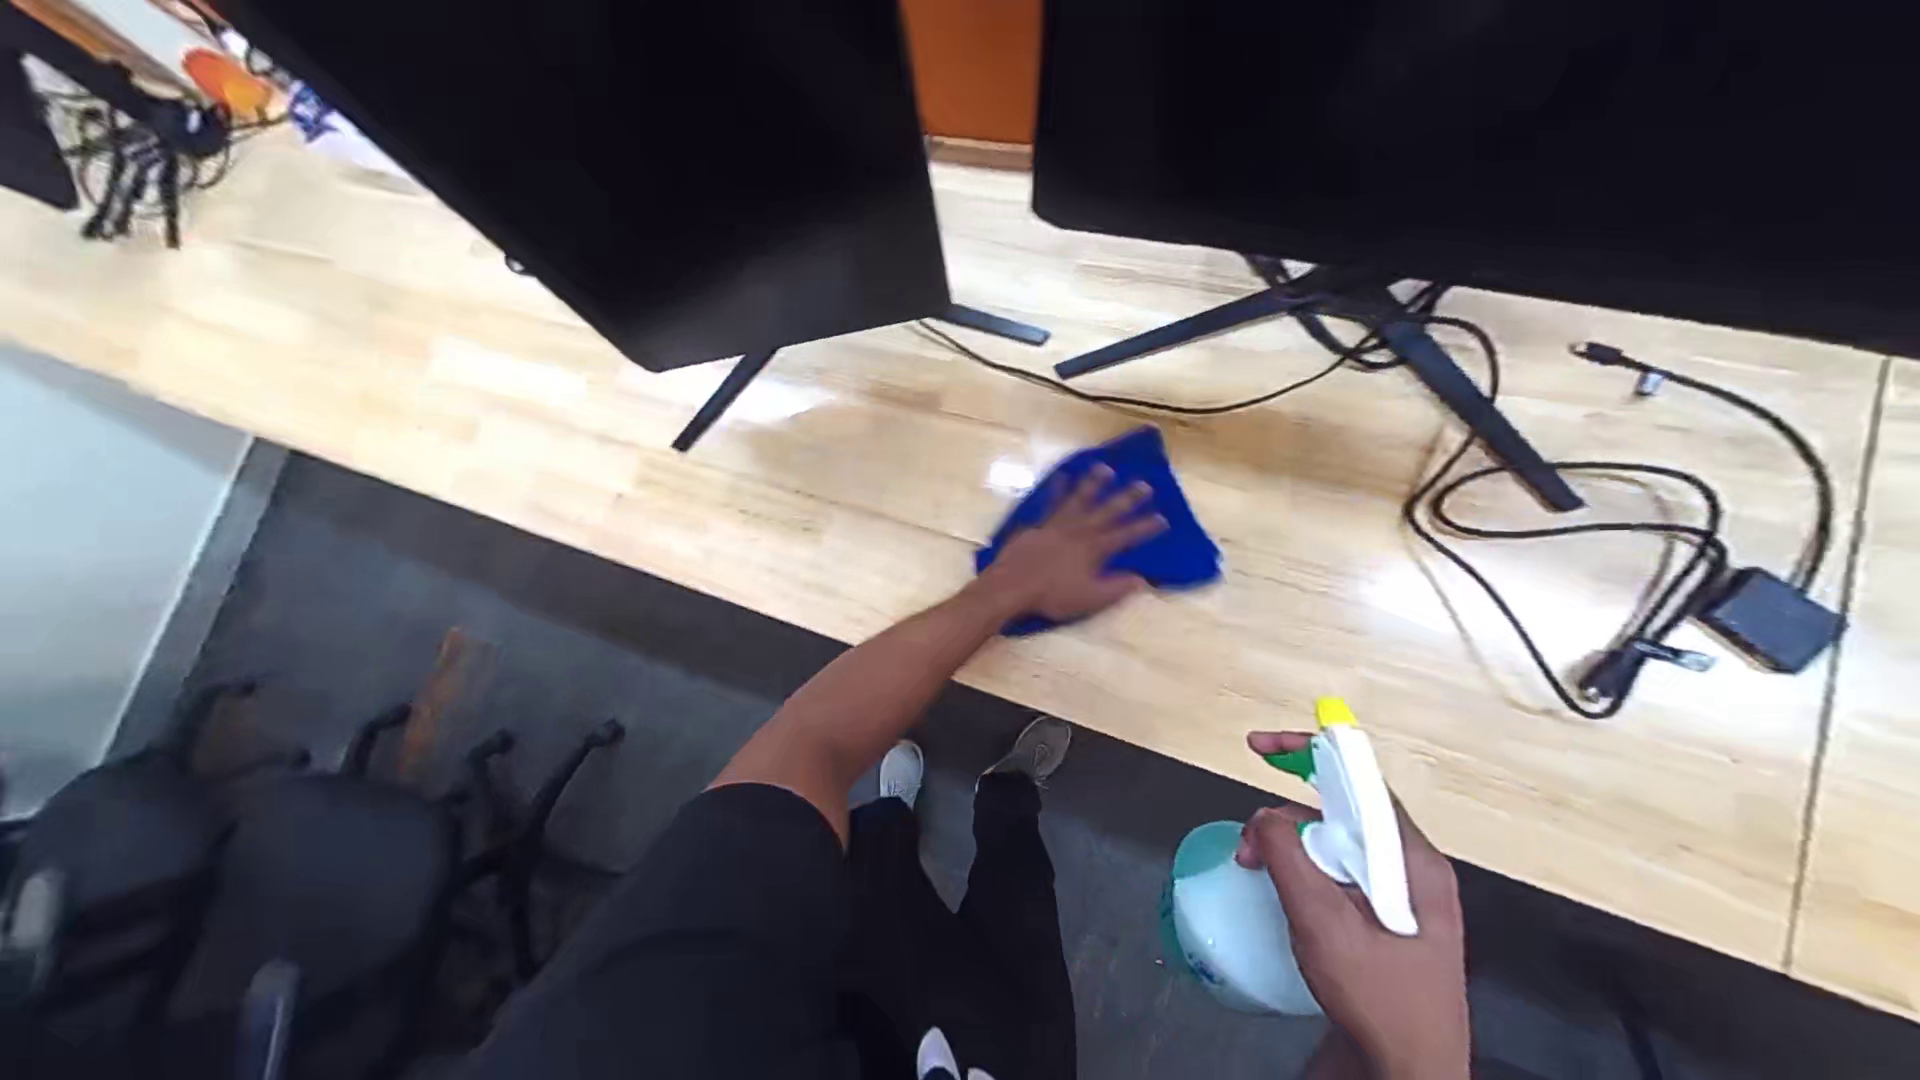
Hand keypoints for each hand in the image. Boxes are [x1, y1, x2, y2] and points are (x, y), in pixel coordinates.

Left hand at [974, 464, 1166, 621]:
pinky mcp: (1038, 525)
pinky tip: (1062, 477)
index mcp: (1094, 550)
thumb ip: (1117, 588)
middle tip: (1144, 484)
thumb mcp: (1090, 598)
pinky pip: (1050, 503)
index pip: (1126, 536)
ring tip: (1105, 468)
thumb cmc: (1052, 596)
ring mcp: (1057, 525)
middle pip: (1107, 511)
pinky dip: (1057, 490)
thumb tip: (1143, 579)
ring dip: (1093, 484)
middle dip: (1127, 498)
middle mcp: (1079, 531)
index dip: (1145, 527)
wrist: (1011, 586)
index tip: (1163, 518)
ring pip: (1079, 499)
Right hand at [1237, 732, 1469, 1079]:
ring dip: (1286, 844)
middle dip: (1285, 814)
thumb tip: (1262, 815)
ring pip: (1333, 839)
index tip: (1259, 747)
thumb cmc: (1375, 998)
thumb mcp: (1322, 923)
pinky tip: (1278, 884)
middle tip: (1246, 841)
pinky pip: (1336, 866)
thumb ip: (1288, 857)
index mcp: (1412, 860)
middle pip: (1341, 809)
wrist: (1408, 1077)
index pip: (1360, 779)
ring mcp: (1400, 891)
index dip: (1310, 751)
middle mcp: (1411, 866)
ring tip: (1253, 869)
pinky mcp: (1384, 913)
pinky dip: (1300, 865)